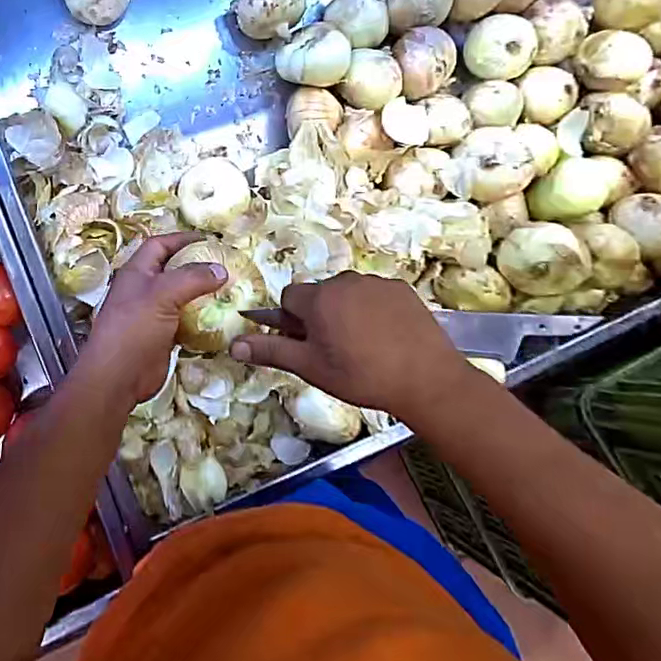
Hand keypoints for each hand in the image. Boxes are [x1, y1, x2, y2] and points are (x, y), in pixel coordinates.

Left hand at [78, 232, 226, 403]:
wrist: (118, 377)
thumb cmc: (134, 328)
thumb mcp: (162, 294)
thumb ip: (192, 278)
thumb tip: (220, 270)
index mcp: (136, 272)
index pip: (159, 245)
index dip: (181, 238)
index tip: (208, 239)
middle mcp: (143, 290)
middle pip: (172, 270)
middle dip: (196, 265)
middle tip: (224, 265)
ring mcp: (152, 314)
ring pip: (181, 296)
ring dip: (202, 293)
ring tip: (228, 290)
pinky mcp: (162, 336)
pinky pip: (186, 321)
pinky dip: (202, 318)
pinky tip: (220, 318)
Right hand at [229, 271, 476, 419]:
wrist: (426, 380)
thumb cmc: (361, 376)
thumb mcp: (311, 368)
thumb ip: (271, 351)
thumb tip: (234, 344)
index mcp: (317, 298)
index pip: (289, 298)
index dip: (293, 321)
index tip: (308, 343)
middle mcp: (343, 281)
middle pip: (318, 294)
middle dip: (320, 315)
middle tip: (336, 349)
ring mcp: (374, 282)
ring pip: (347, 293)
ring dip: (346, 311)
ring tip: (364, 345)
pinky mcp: (400, 288)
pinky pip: (375, 294)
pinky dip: (374, 309)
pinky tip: (387, 336)